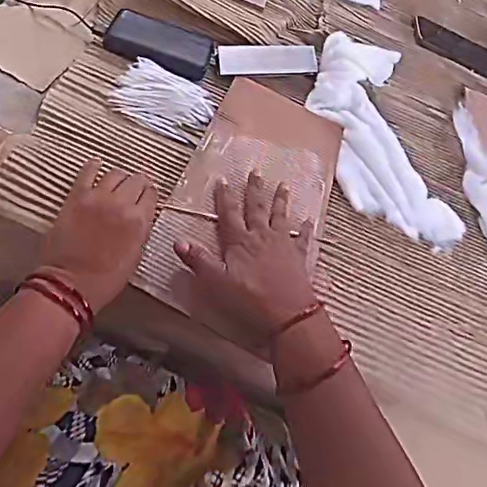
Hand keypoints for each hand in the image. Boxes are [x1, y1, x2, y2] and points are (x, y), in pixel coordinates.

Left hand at [36, 160, 158, 310]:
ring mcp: (98, 197)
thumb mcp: (134, 256)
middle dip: (139, 182)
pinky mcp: (77, 196)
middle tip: (136, 186)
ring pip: (115, 173)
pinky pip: (87, 172)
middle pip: (136, 180)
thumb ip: (140, 231)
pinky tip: (96, 164)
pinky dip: (93, 166)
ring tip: (118, 180)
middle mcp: (122, 203)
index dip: (150, 194)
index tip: (147, 196)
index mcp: (139, 221)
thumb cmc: (105, 279)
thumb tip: (140, 216)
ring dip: (120, 176)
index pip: (151, 195)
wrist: (70, 284)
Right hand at [174, 172, 317, 343]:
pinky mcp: (298, 256)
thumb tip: (178, 241)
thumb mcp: (217, 282)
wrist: (288, 314)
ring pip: (280, 216)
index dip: (224, 196)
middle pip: (256, 208)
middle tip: (255, 172)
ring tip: (283, 185)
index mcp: (240, 241)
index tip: (222, 179)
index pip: (229, 213)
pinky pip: (301, 239)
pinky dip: (304, 229)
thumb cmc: (250, 299)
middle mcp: (261, 236)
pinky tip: (308, 221)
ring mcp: (282, 244)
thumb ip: (199, 261)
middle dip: (254, 189)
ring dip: (280, 200)